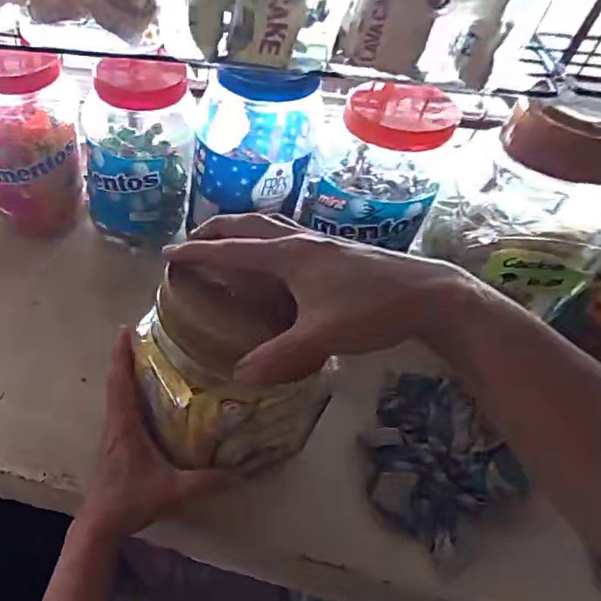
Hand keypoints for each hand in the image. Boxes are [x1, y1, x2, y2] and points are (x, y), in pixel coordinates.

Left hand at [81, 328, 237, 536]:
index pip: (120, 382)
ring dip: (127, 378)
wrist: (100, 522)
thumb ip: (206, 482)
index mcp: (124, 427)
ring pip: (117, 398)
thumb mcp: (173, 491)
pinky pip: (120, 413)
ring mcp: (111, 437)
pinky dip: (129, 398)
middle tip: (144, 339)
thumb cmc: (130, 501)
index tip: (124, 330)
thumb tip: (240, 474)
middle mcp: (114, 426)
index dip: (121, 355)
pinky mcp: (113, 447)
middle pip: (116, 384)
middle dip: (126, 359)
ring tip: (148, 362)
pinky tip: (146, 402)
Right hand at [162, 213, 478, 385]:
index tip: (169, 254)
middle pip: (248, 225)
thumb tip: (239, 375)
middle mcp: (300, 241)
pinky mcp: (335, 251)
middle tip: (191, 241)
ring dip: (241, 229)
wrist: (432, 296)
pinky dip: (265, 238)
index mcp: (288, 256)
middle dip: (214, 231)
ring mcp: (320, 242)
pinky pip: (287, 235)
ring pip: (270, 224)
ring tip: (225, 241)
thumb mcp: (321, 337)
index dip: (197, 252)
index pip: (231, 250)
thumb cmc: (373, 310)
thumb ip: (278, 356)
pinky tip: (273, 258)